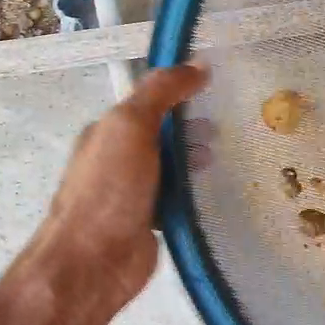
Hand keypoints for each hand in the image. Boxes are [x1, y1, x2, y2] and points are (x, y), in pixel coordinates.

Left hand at [31, 63, 209, 307]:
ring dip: (198, 159)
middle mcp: (119, 159)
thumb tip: (198, 64)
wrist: (95, 260)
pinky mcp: (152, 220)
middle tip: (229, 127)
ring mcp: (135, 192)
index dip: (181, 91)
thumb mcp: (131, 126)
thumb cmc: (110, 189)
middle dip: (194, 126)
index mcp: (108, 132)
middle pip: (163, 133)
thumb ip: (161, 93)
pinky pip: (180, 197)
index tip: (219, 86)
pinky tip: (220, 191)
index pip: (149, 102)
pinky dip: (199, 191)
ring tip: (228, 158)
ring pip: (174, 166)